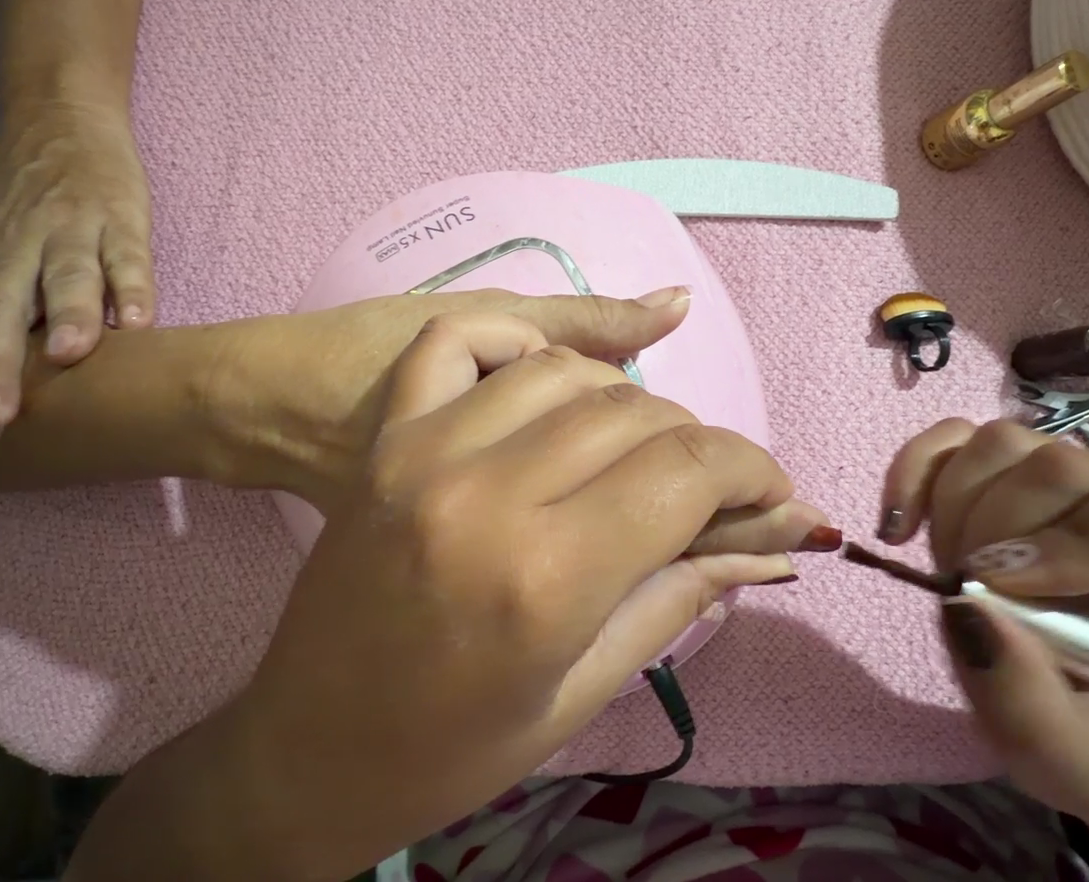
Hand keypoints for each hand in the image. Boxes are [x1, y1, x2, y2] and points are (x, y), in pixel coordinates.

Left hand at [0, 103, 154, 466]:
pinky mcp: (120, 219)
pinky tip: (140, 321)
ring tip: (67, 358)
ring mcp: (69, 231)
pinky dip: (133, 284)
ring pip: (63, 276)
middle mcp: (14, 251)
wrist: (61, 121)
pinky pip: (127, 254)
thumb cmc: (17, 196)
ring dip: (66, 314)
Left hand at [86, 312, 831, 881]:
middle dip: (694, 441)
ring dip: (618, 397)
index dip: (751, 469)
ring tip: (626, 448)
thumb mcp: (582, 690)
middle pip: (635, 413)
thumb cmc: (453, 747)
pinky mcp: (386, 436)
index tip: (771, 493)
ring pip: (562, 368)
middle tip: (703, 488)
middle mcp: (489, 492)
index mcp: (548, 575)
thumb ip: (681, 594)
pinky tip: (544, 383)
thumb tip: (778, 541)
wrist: (310, 745)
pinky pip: (462, 342)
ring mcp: (426, 450)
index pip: (689, 469)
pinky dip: (517, 346)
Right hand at [880, 420, 1088, 832]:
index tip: (1009, 590)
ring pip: (1002, 445)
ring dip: (954, 511)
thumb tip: (965, 606)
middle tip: (975, 598)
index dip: (1086, 534)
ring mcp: (1077, 487)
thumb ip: (1028, 706)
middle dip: (994, 533)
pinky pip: (954, 441)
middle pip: (1063, 465)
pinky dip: (914, 474)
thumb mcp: (1075, 769)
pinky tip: (900, 529)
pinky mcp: (1014, 479)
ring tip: (958, 576)